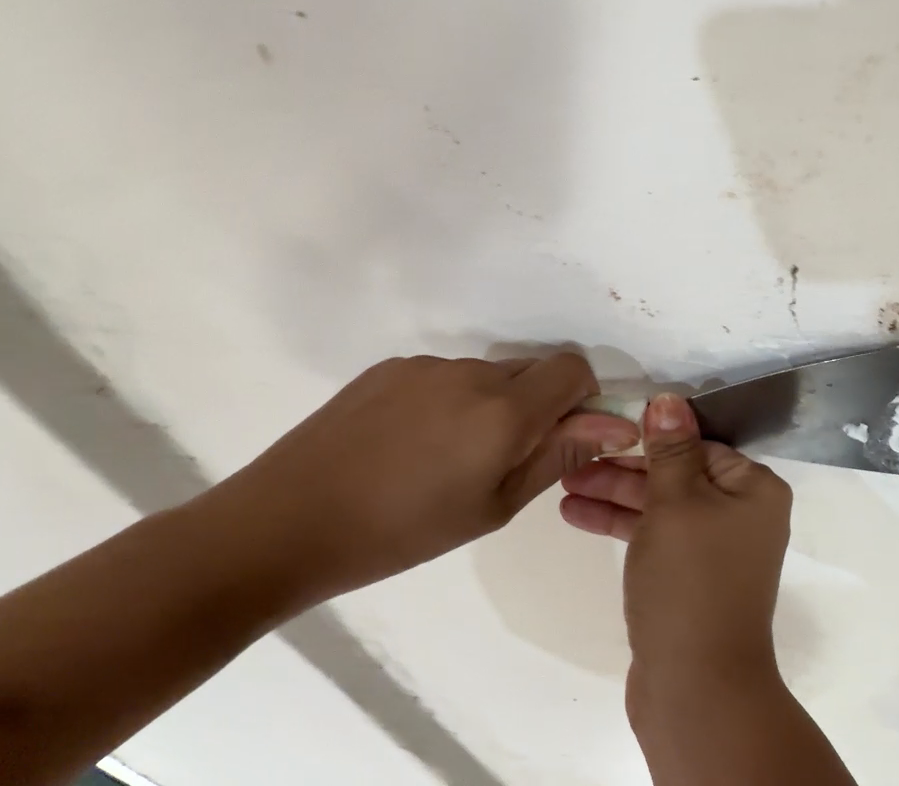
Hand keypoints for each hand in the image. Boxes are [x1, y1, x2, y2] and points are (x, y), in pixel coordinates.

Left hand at [213, 354, 637, 601]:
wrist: (280, 526)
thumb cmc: (401, 533)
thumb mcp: (494, 507)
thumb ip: (559, 457)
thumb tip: (617, 425)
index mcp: (504, 411)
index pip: (574, 369)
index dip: (581, 398)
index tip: (561, 438)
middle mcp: (472, 373)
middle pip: (533, 370)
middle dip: (535, 406)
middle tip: (499, 460)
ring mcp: (426, 366)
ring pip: (488, 375)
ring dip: (489, 405)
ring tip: (442, 460)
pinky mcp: (388, 368)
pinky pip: (444, 376)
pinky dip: (448, 402)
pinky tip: (408, 447)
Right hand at [560, 394, 792, 686]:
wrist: (697, 684)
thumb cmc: (691, 580)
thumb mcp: (677, 503)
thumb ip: (670, 450)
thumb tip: (669, 400)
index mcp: (756, 488)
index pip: (701, 445)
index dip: (653, 437)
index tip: (605, 427)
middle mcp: (744, 513)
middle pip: (680, 474)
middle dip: (626, 466)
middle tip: (573, 458)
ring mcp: (718, 549)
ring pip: (664, 506)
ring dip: (617, 494)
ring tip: (563, 485)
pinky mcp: (692, 579)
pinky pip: (657, 537)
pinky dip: (623, 526)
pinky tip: (577, 515)